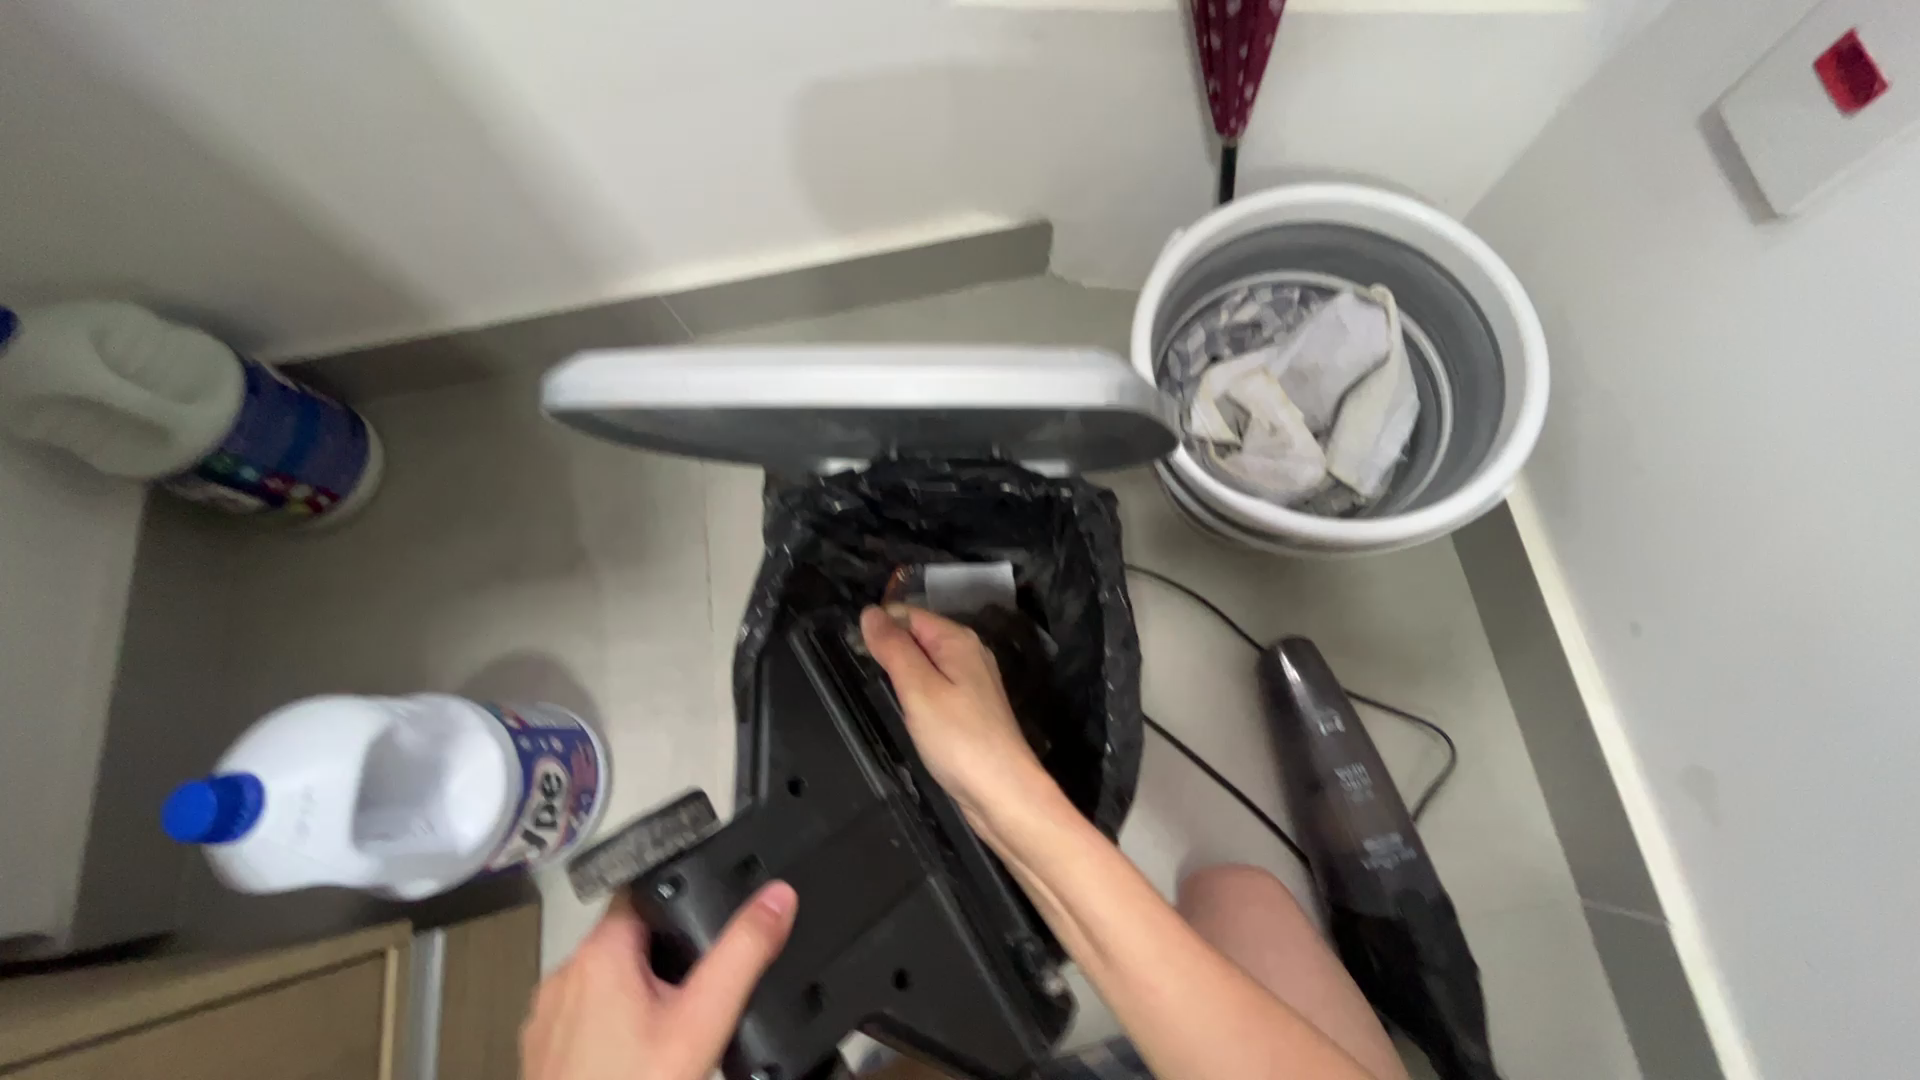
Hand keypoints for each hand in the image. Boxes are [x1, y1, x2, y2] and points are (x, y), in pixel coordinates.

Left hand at [521, 881, 797, 1079]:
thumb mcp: (704, 1020)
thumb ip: (743, 952)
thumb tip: (777, 897)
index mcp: (598, 955)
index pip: (642, 892)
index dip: (681, 893)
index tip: (710, 909)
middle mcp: (563, 978)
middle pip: (628, 936)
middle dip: (668, 948)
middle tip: (705, 977)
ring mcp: (547, 1020)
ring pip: (607, 978)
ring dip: (642, 985)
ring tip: (680, 1015)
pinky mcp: (543, 1055)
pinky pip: (587, 1016)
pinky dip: (617, 1022)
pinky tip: (644, 1052)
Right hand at [859, 605, 1059, 833]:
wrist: (1002, 791)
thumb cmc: (959, 738)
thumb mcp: (918, 689)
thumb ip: (894, 648)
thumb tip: (870, 612)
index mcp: (958, 640)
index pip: (909, 614)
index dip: (880, 624)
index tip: (852, 647)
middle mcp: (968, 653)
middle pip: (918, 634)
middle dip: (889, 646)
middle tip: (861, 670)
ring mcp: (972, 681)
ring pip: (926, 661)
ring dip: (901, 670)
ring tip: (878, 688)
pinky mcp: (969, 708)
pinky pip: (935, 684)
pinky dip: (916, 690)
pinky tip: (905, 708)